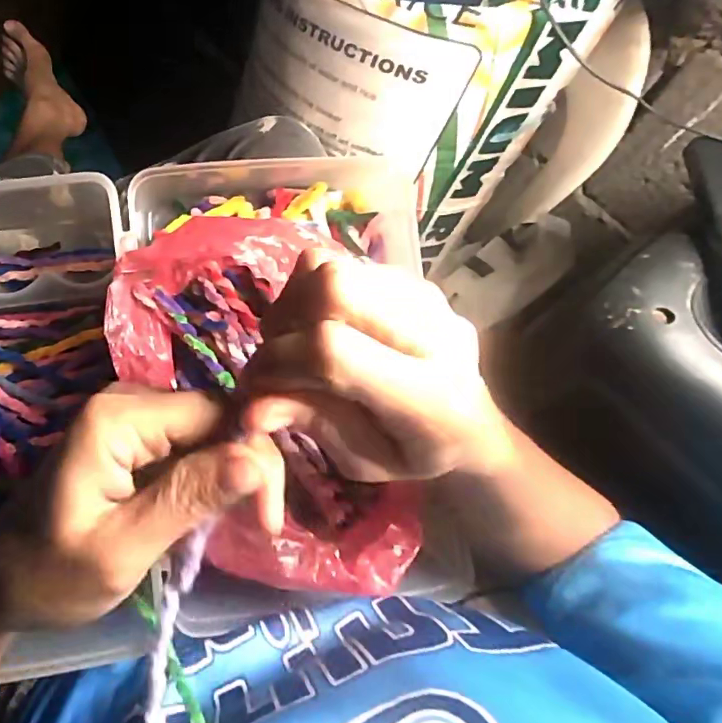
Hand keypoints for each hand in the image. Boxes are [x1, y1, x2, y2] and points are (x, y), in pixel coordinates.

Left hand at [0, 386, 283, 632]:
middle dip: (247, 464)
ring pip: (207, 428)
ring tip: (245, 522)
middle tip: (262, 526)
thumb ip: (187, 499)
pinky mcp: (132, 432)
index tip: (269, 517)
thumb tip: (256, 459)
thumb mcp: (121, 550)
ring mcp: (129, 412)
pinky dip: (209, 474)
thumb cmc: (52, 575)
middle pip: (215, 415)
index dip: (253, 454)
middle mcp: (127, 397)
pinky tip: (215, 508)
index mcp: (119, 415)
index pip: (216, 411)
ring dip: (231, 471)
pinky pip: (188, 441)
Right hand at [241, 250, 518, 483]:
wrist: (472, 425)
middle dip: (287, 317)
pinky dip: (312, 289)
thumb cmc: (414, 452)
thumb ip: (309, 424)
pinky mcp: (412, 279)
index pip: (334, 350)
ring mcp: (425, 296)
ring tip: (294, 337)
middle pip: (335, 286)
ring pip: (334, 268)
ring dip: (296, 300)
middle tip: (277, 352)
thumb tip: (249, 409)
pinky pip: (343, 263)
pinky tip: (317, 321)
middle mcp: (433, 332)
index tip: (257, 382)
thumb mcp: (360, 459)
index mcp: (428, 396)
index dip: (281, 359)